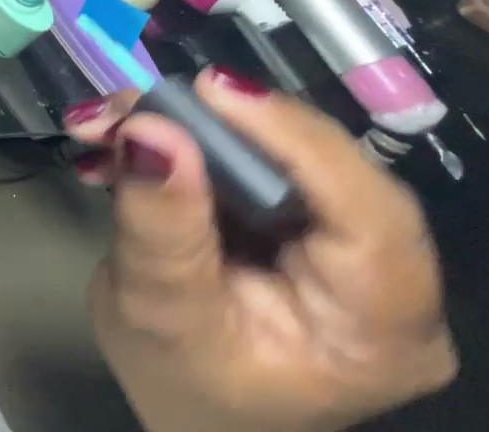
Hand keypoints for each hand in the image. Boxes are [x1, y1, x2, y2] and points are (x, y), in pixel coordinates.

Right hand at [64, 70, 456, 431]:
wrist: (189, 408)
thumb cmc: (180, 380)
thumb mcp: (156, 309)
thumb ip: (159, 224)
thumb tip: (149, 131)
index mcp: (377, 327)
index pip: (368, 215)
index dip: (297, 141)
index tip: (211, 90)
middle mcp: (387, 282)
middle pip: (321, 174)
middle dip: (216, 126)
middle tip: (124, 107)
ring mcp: (347, 253)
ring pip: (278, 158)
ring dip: (183, 129)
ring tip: (101, 124)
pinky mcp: (304, 230)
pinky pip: (250, 167)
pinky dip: (181, 145)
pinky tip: (120, 145)